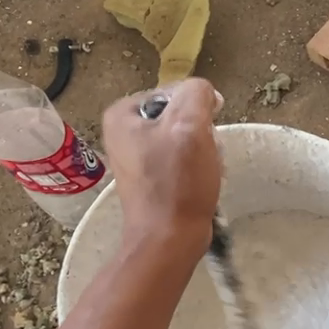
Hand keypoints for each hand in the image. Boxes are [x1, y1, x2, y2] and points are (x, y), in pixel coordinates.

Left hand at [101, 81, 221, 253]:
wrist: (168, 237)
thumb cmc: (177, 181)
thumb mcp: (190, 125)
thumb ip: (197, 93)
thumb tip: (206, 93)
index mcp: (122, 114)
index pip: (176, 92)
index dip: (197, 109)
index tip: (202, 133)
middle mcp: (122, 132)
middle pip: (180, 115)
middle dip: (200, 131)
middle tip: (205, 152)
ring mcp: (136, 156)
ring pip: (185, 136)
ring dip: (203, 149)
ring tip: (205, 169)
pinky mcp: (150, 177)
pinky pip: (181, 158)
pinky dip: (197, 166)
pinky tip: (201, 181)